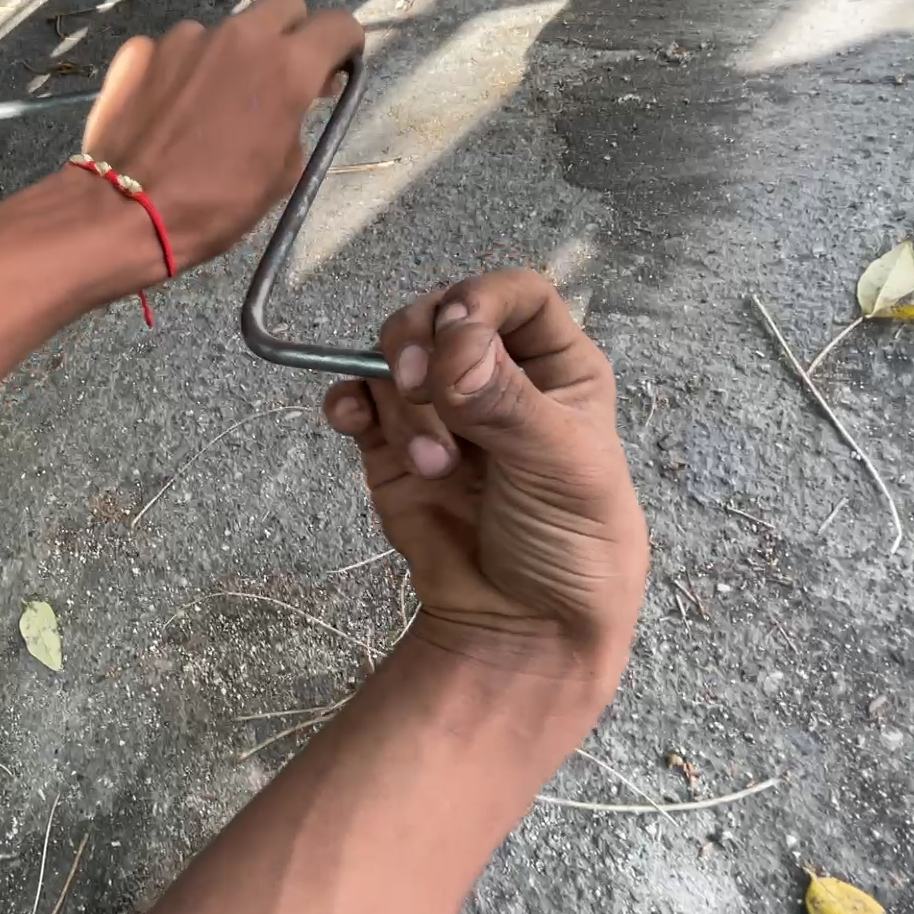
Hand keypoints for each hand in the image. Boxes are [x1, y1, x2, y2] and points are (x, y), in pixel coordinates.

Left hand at [80, 0, 362, 268]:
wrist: (125, 215)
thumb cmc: (212, 208)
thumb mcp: (278, 180)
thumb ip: (296, 127)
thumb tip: (293, 108)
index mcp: (286, 69)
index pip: (338, 25)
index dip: (342, 47)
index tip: (333, 69)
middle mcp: (239, 37)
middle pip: (284, 6)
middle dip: (290, 36)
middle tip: (276, 79)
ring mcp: (185, 38)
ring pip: (224, 32)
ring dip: (227, 59)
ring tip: (207, 111)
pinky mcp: (141, 51)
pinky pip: (174, 53)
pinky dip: (179, 75)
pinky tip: (166, 115)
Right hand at [324, 269, 647, 682]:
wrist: (517, 618)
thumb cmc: (569, 539)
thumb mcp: (561, 467)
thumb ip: (507, 402)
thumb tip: (451, 349)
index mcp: (554, 365)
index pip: (513, 295)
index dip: (479, 302)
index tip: (454, 338)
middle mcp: (490, 375)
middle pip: (435, 317)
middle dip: (417, 349)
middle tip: (418, 388)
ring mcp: (434, 409)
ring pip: (390, 362)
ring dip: (397, 406)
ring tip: (430, 466)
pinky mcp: (389, 443)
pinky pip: (355, 401)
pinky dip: (344, 402)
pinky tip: (348, 421)